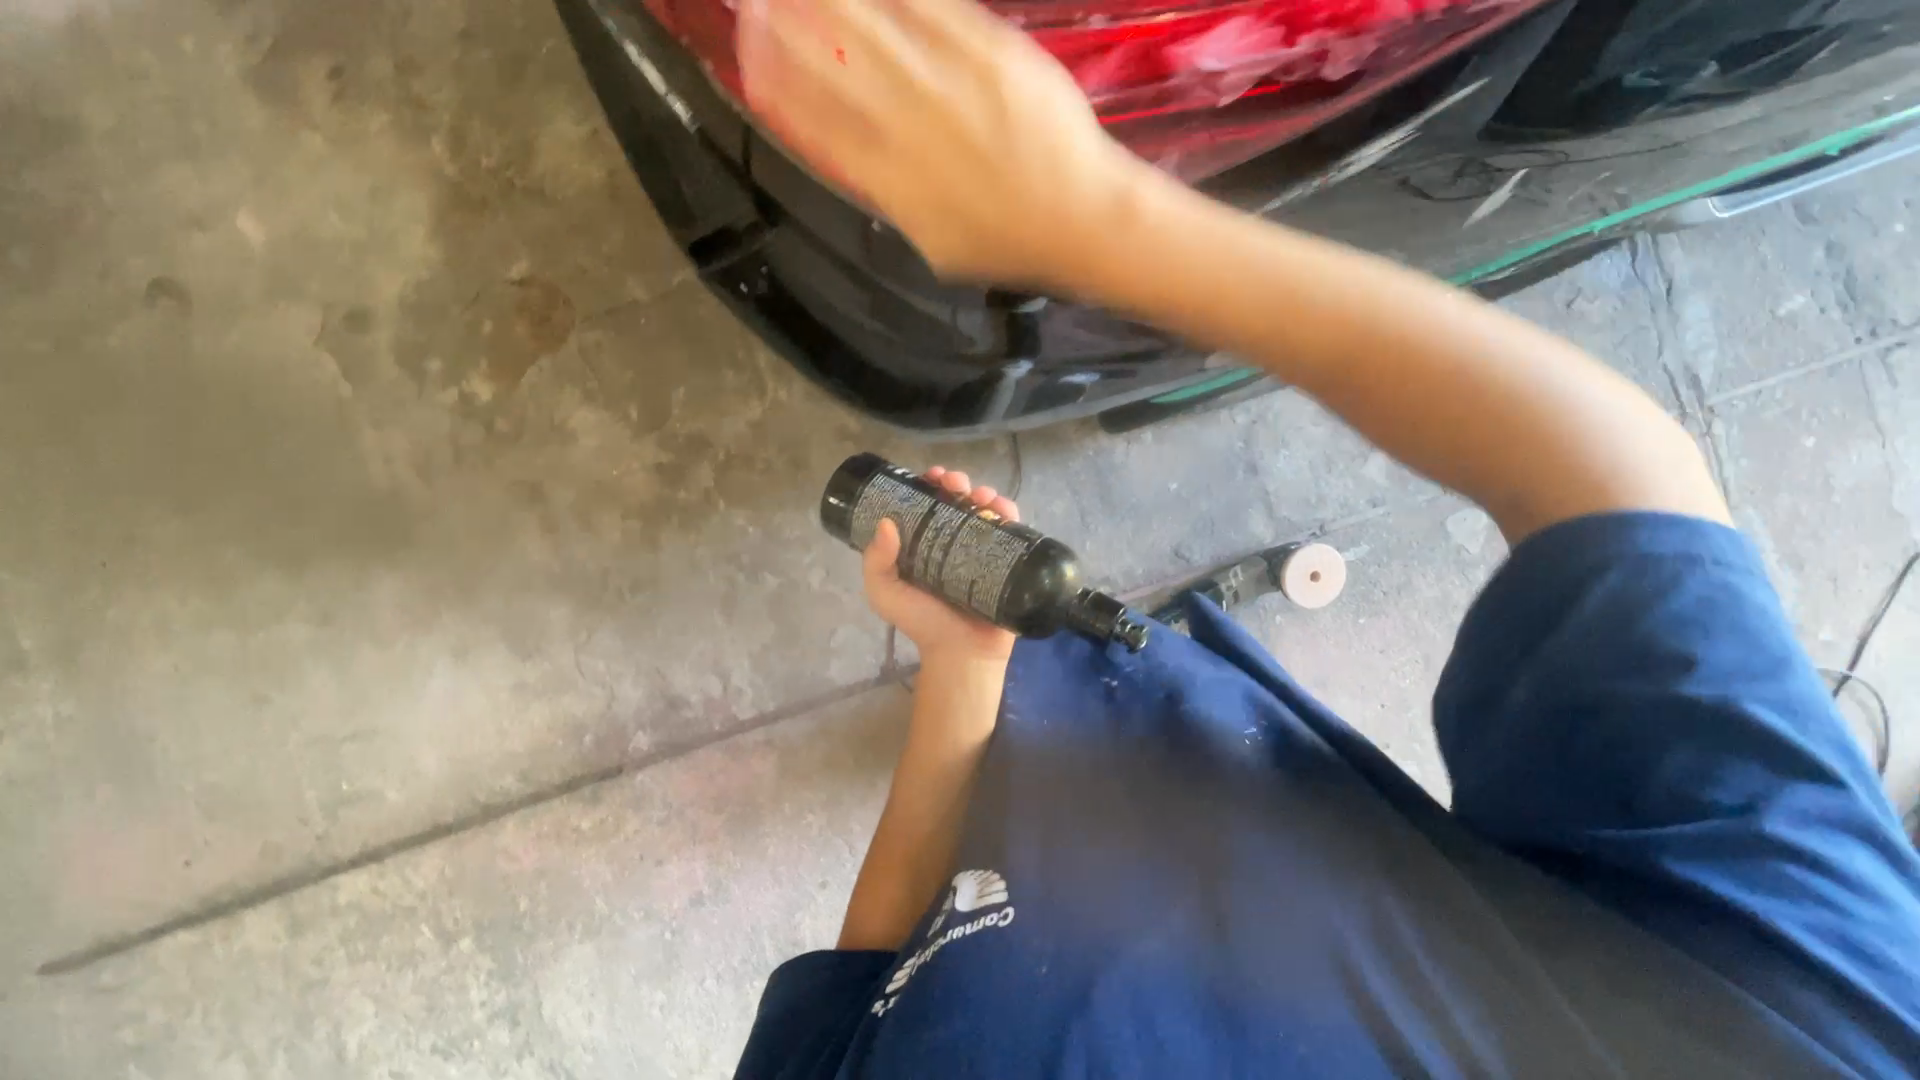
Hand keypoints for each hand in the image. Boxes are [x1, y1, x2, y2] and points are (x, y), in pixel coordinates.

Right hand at [736, 0, 1154, 288]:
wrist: (1081, 219)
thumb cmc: (1007, 242)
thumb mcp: (933, 243)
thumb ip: (891, 198)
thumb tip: (860, 167)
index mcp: (888, 178)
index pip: (818, 119)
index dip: (778, 81)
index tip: (752, 55)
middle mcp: (909, 124)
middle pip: (834, 61)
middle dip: (788, 25)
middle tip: (757, 4)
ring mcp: (949, 81)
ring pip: (873, 25)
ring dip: (828, 2)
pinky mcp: (989, 49)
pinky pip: (928, 5)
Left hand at [863, 466, 1018, 665]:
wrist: (961, 653)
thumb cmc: (922, 622)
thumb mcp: (885, 593)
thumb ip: (877, 563)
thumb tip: (886, 523)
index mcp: (924, 543)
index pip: (928, 504)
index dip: (930, 485)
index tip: (932, 477)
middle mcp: (953, 542)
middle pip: (959, 501)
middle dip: (959, 484)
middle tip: (958, 484)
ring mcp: (982, 550)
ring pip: (985, 511)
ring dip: (985, 494)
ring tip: (982, 497)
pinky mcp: (1006, 562)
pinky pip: (1011, 532)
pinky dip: (1010, 514)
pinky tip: (1004, 509)